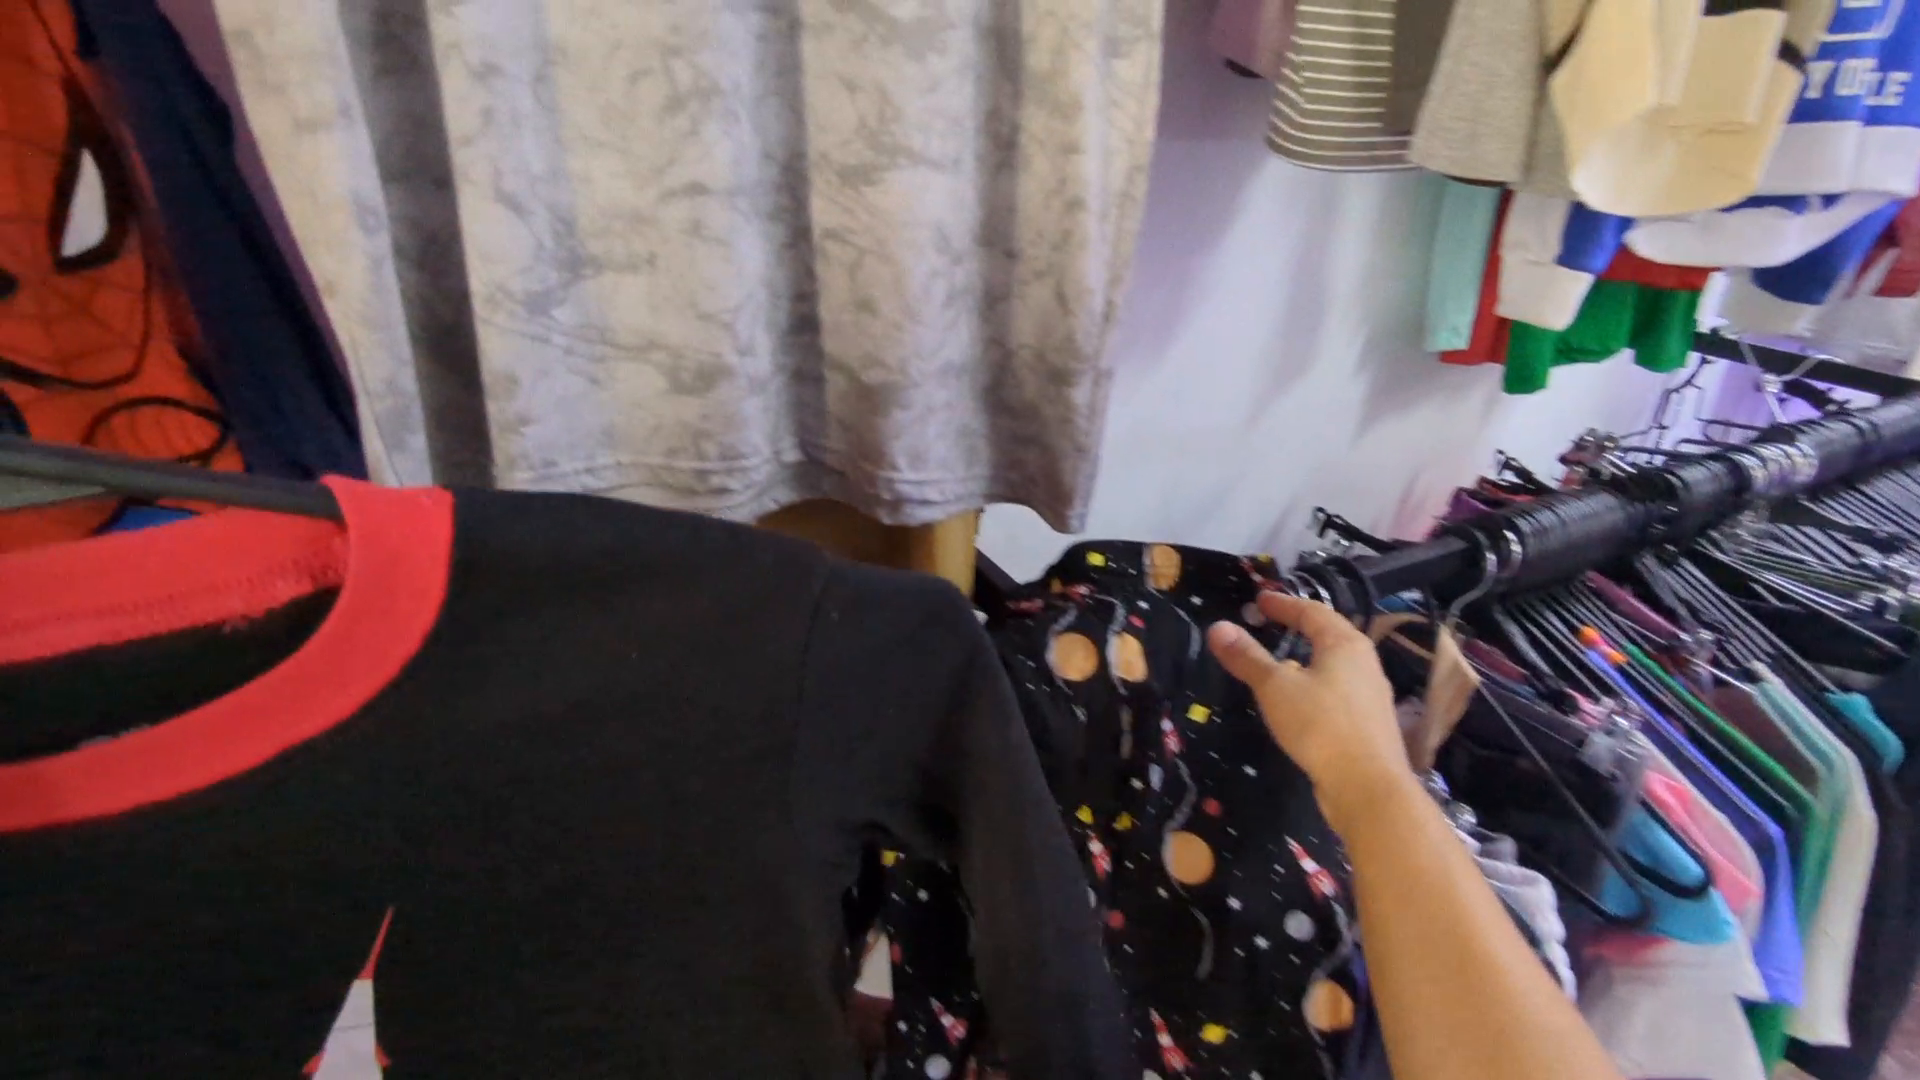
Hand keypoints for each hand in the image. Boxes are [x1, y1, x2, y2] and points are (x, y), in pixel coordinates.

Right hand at [1207, 592, 1414, 836]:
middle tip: (1270, 626)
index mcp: (1345, 644)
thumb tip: (1217, 627)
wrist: (1368, 787)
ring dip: (1307, 658)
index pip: (1312, 611)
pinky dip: (1314, 684)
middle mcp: (1364, 663)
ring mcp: (1370, 695)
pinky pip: (1337, 690)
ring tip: (1279, 663)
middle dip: (1299, 628)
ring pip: (1335, 665)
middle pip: (1329, 635)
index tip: (1259, 601)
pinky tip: (1298, 702)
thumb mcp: (1274, 687)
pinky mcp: (1368, 724)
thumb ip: (1246, 657)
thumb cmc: (1320, 725)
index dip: (1283, 604)